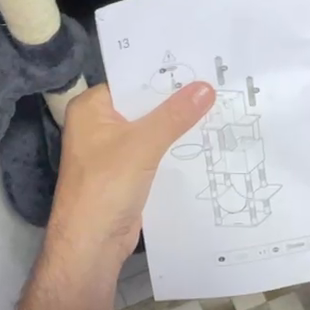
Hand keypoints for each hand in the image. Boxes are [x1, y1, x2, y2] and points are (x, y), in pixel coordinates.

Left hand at [48, 81, 215, 269]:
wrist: (92, 243)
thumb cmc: (106, 186)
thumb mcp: (143, 144)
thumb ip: (174, 115)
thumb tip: (206, 87)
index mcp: (91, 109)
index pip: (131, 81)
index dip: (163, 75)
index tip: (199, 66)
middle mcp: (98, 126)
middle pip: (143, 107)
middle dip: (176, 102)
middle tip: (216, 85)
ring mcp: (112, 153)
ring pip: (151, 132)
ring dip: (178, 128)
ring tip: (218, 110)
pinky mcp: (126, 176)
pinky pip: (154, 155)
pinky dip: (174, 151)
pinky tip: (203, 145)